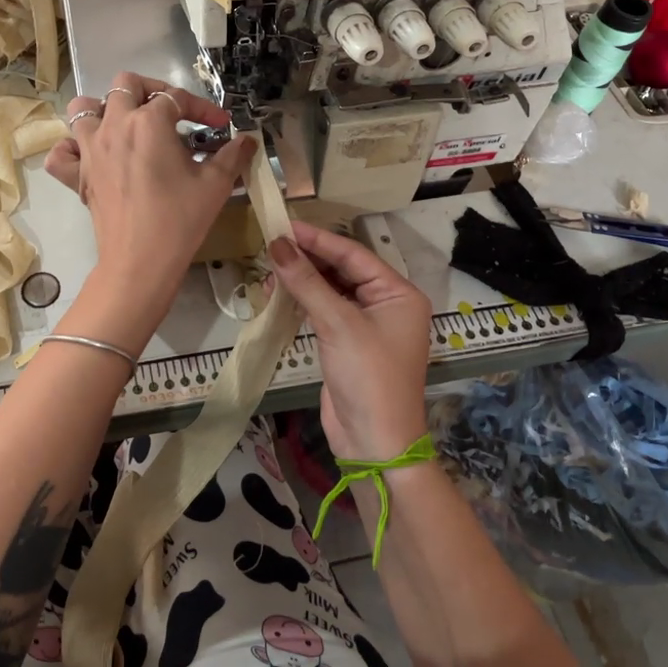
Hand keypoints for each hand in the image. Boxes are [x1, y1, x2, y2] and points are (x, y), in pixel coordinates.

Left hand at [45, 73, 254, 332]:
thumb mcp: (215, 183)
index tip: (221, 125)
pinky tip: (90, 155)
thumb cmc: (180, 219)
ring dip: (104, 109)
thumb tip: (247, 141)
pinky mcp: (77, 175)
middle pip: (126, 85)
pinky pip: (61, 152)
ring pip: (83, 108)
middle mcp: (114, 125)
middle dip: (151, 91)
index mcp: (149, 122)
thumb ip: (233, 155)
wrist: (141, 261)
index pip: (177, 98)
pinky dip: (71, 148)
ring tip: (125, 125)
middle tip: (170, 113)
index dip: (203, 108)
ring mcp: (90, 148)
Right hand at [267, 221, 431, 461]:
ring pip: (330, 289)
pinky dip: (302, 301)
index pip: (353, 255)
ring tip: (269, 267)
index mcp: (398, 293)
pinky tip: (278, 293)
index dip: (317, 239)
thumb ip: (307, 282)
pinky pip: (323, 310)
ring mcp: (366, 324)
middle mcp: (386, 304)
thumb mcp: (338, 324)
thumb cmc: (368, 377)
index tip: (283, 225)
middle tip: (270, 243)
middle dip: (307, 259)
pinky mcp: (347, 343)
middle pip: (342, 269)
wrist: (375, 442)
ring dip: (301, 280)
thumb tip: (278, 244)